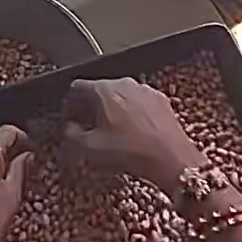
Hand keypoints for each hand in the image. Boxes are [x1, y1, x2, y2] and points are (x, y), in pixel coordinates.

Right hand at [60, 78, 208, 197]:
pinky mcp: (161, 101)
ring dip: (113, 110)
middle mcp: (125, 83)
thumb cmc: (130, 152)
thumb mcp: (91, 149)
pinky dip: (132, 114)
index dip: (70, 104)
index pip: (77, 88)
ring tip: (113, 134)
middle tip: (89, 129)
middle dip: (91, 108)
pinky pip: (139, 103)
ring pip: (121, 96)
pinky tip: (134, 133)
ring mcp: (146, 90)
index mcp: (104, 90)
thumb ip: (72, 135)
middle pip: (99, 90)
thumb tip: (69, 128)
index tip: (71, 120)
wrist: (172, 159)